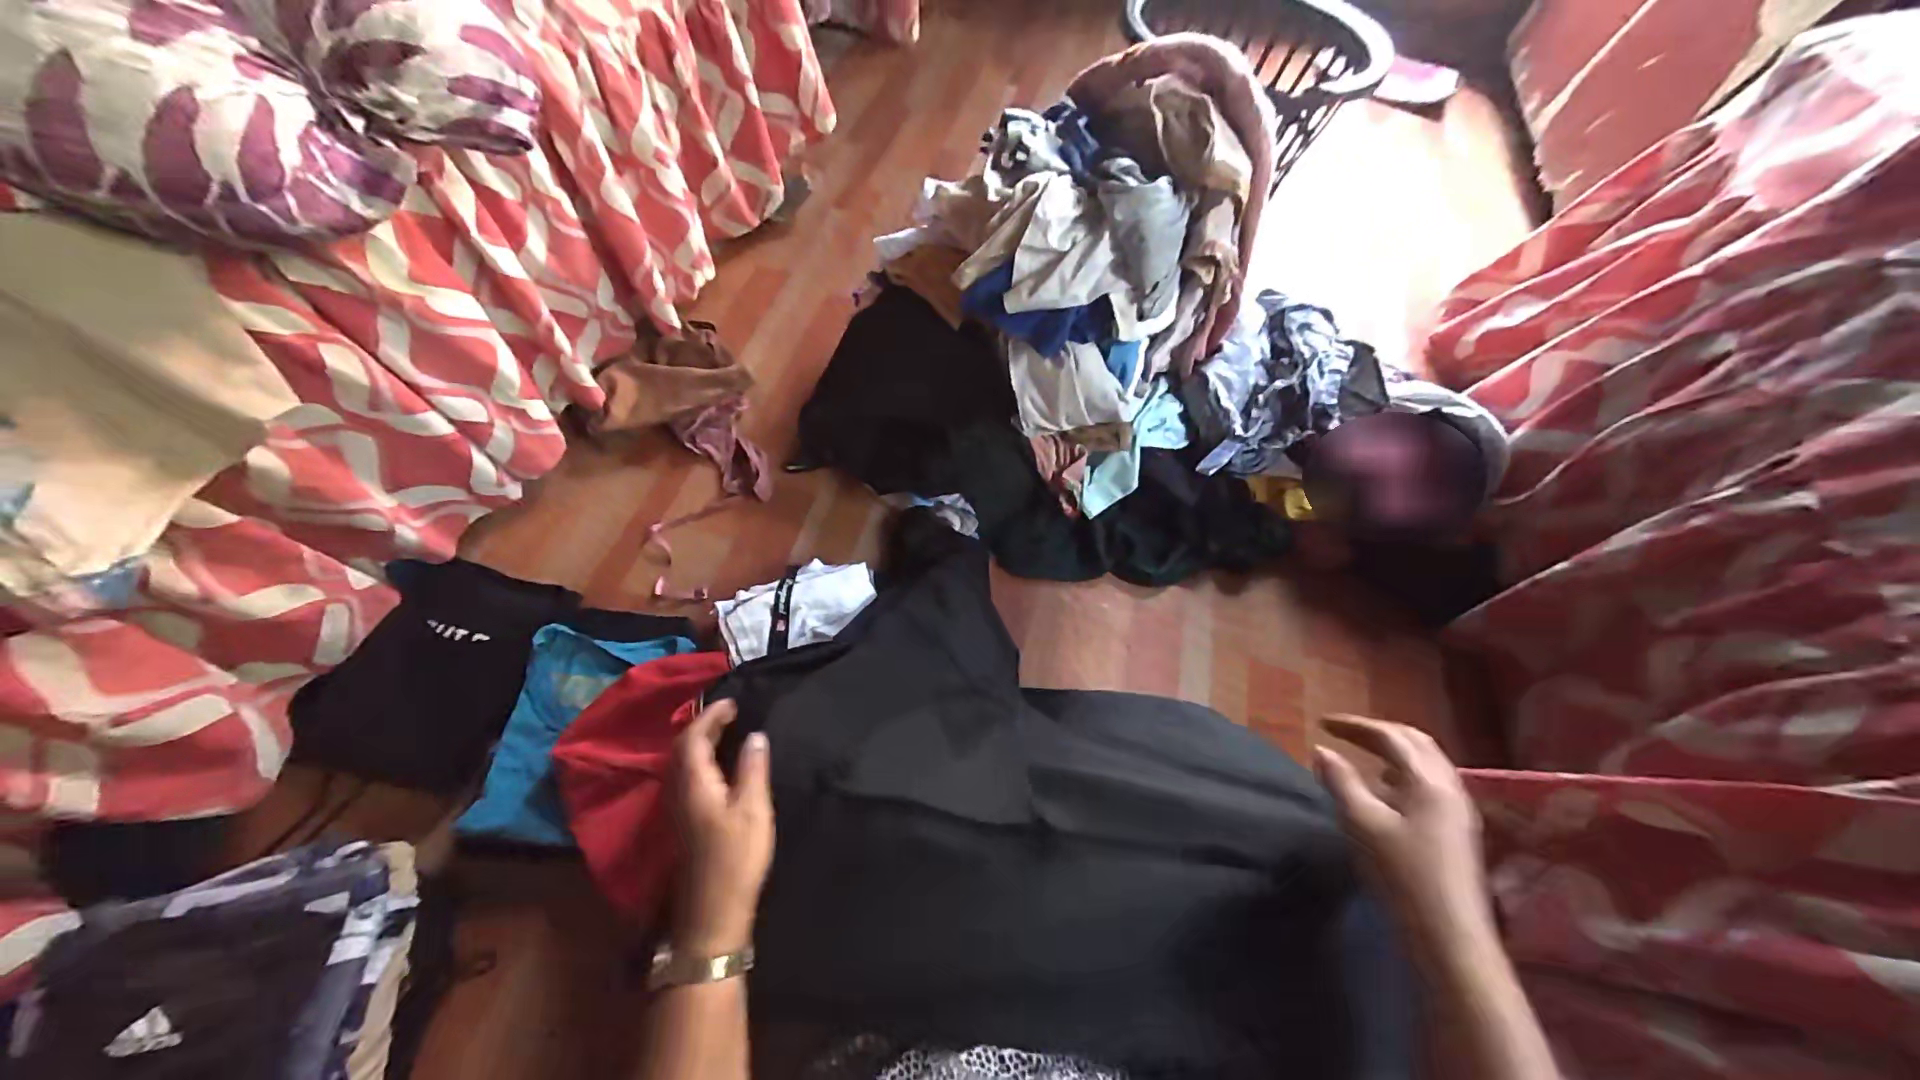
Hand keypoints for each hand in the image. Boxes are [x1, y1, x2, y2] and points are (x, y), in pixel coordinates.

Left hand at [668, 700, 773, 956]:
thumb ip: (753, 769)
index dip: (710, 716)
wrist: (713, 913)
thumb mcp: (753, 810)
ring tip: (727, 731)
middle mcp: (679, 792)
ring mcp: (679, 809)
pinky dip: (703, 760)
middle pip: (683, 749)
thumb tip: (755, 735)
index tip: (732, 702)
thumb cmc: (735, 858)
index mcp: (694, 784)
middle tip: (731, 713)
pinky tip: (721, 765)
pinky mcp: (686, 822)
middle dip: (704, 725)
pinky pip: (689, 776)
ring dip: (701, 742)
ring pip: (684, 764)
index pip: (693, 738)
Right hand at [1313, 715, 1492, 945]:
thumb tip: (1322, 750)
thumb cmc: (1401, 873)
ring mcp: (1458, 810)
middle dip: (1377, 732)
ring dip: (1392, 752)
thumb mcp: (1361, 822)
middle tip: (1344, 732)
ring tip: (1362, 755)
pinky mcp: (1457, 830)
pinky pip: (1429, 783)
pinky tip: (1385, 791)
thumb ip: (1340, 781)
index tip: (1321, 723)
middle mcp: (1449, 788)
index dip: (1355, 725)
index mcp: (1428, 781)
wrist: (1449, 935)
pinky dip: (1402, 772)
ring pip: (1426, 763)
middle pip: (1415, 743)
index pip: (1391, 737)